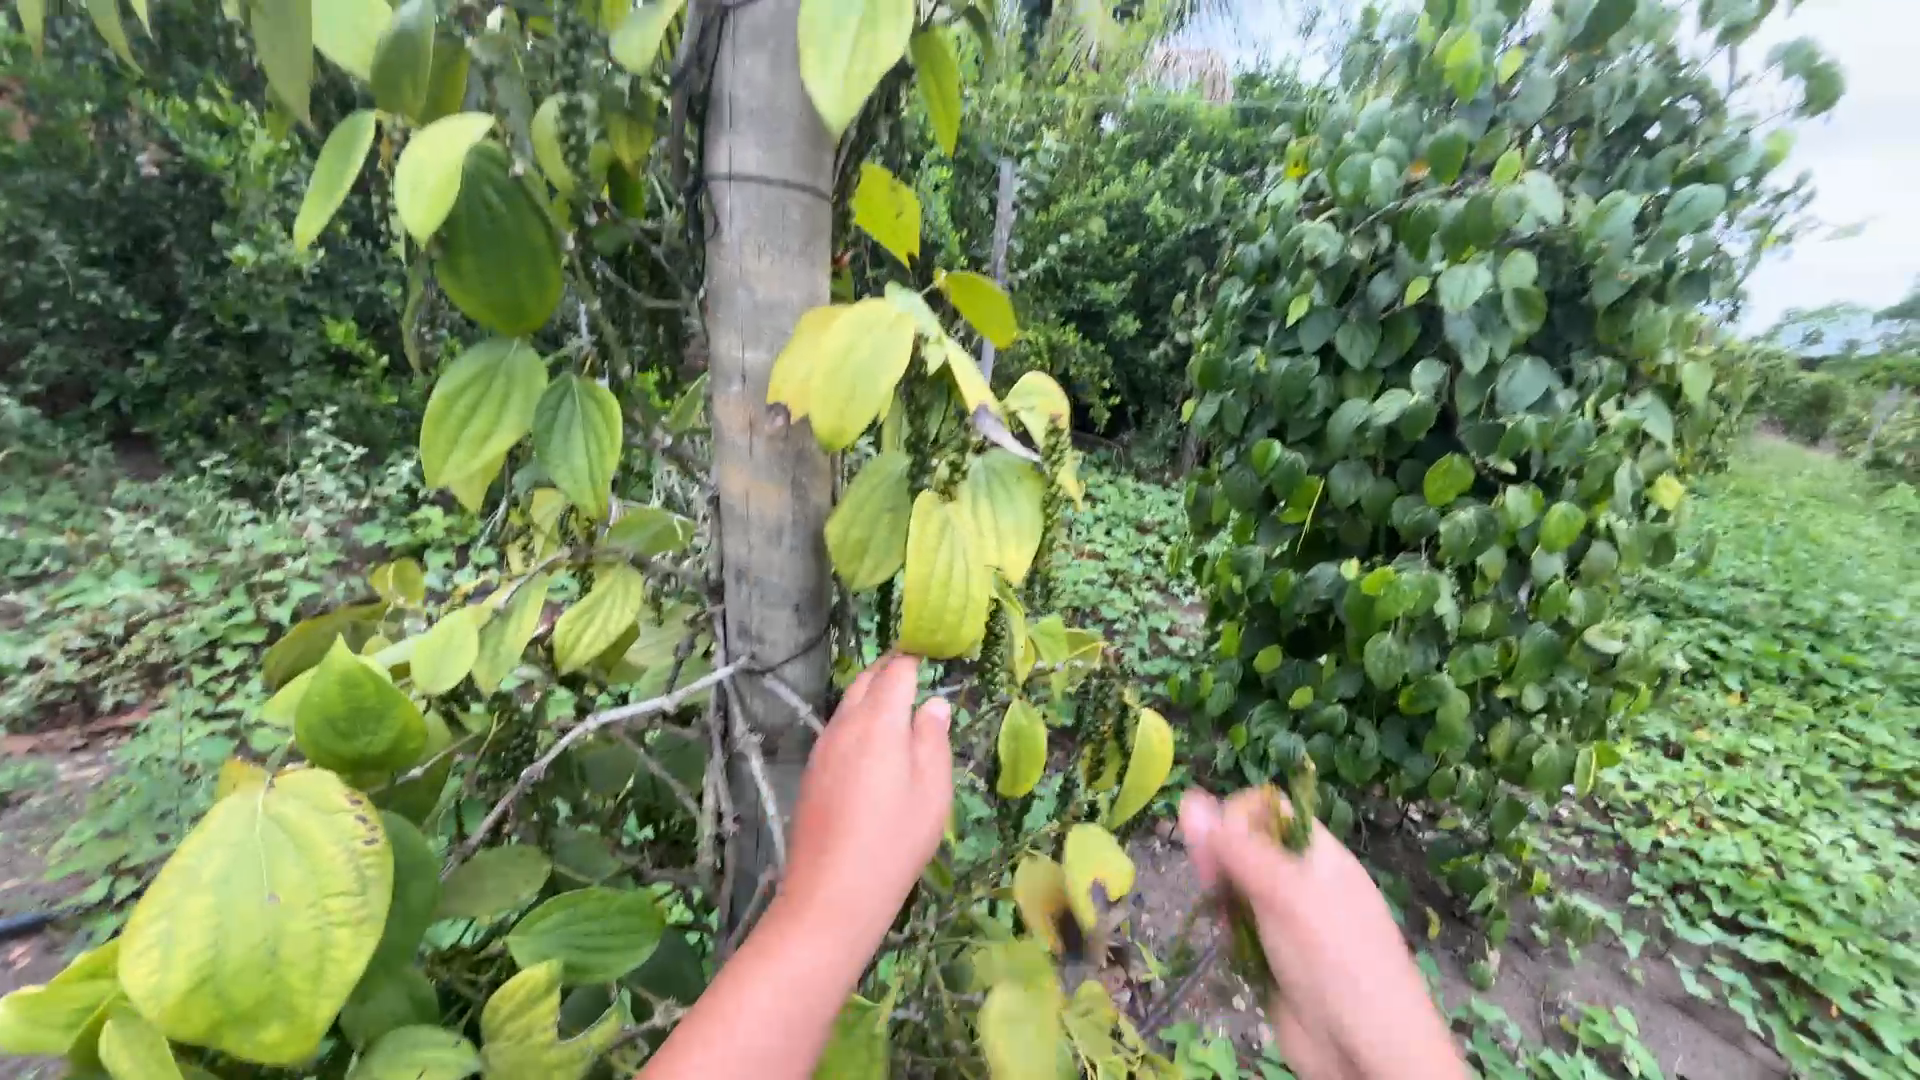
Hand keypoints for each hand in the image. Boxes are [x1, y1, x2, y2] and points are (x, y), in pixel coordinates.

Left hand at [774, 655, 952, 946]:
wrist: (833, 893)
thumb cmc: (895, 840)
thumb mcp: (932, 790)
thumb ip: (932, 739)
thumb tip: (934, 705)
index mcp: (878, 722)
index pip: (896, 672)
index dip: (913, 658)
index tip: (931, 653)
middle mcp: (845, 725)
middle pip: (866, 681)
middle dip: (889, 670)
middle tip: (915, 671)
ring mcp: (823, 748)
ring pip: (848, 705)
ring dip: (871, 695)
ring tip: (898, 704)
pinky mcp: (812, 772)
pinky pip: (838, 731)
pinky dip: (858, 721)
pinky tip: (873, 745)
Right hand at [1179, 789, 1466, 1079]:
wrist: (1369, 1058)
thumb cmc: (1337, 962)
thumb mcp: (1286, 895)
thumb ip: (1236, 849)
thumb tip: (1189, 798)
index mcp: (1318, 855)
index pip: (1268, 810)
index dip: (1236, 817)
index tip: (1215, 842)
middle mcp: (1301, 879)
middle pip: (1244, 845)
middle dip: (1221, 858)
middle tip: (1210, 882)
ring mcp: (1285, 918)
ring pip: (1234, 885)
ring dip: (1221, 897)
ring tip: (1223, 920)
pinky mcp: (1269, 954)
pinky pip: (1235, 925)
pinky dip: (1226, 930)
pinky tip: (1228, 944)